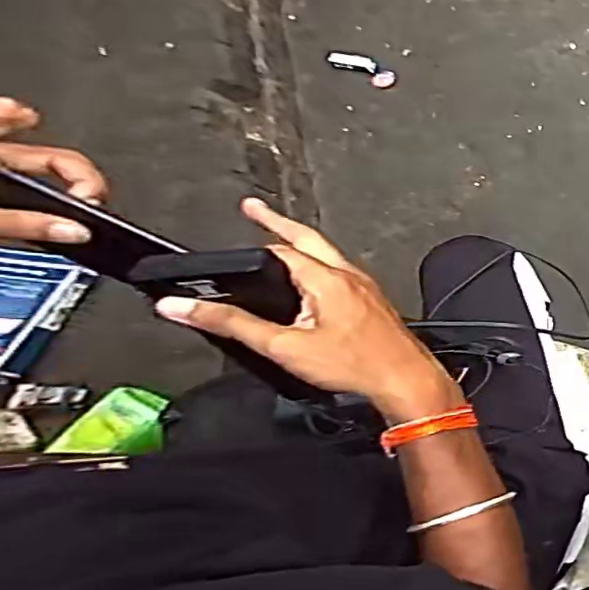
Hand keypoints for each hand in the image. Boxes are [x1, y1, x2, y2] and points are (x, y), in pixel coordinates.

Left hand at [0, 97, 106, 271]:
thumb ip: (6, 223)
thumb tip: (70, 228)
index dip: (13, 117)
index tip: (35, 119)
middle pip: (35, 156)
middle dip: (71, 173)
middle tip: (88, 192)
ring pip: (41, 186)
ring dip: (67, 199)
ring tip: (82, 210)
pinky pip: (36, 215)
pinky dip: (57, 223)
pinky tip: (67, 227)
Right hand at [153, 198, 457, 419]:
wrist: (406, 379)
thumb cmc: (360, 365)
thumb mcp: (284, 346)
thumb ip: (231, 324)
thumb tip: (183, 307)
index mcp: (329, 280)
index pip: (282, 248)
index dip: (257, 235)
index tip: (244, 214)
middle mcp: (352, 278)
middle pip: (312, 240)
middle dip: (282, 223)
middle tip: (259, 210)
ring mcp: (368, 289)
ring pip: (332, 257)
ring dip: (305, 245)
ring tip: (283, 242)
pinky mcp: (376, 303)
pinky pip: (345, 275)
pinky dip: (323, 267)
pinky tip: (316, 281)